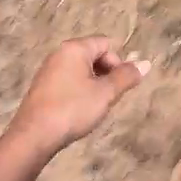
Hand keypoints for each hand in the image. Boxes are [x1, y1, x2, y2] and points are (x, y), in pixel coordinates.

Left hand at [7, 37, 149, 155]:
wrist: (34, 136)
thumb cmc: (72, 109)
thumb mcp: (105, 94)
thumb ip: (126, 77)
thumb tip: (146, 63)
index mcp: (74, 49)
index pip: (106, 44)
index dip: (118, 62)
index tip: (119, 86)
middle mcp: (59, 54)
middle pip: (93, 55)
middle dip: (106, 74)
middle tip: (109, 97)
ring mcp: (48, 71)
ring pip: (81, 70)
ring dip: (94, 85)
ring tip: (95, 106)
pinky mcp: (42, 87)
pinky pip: (69, 81)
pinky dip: (79, 92)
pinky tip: (78, 111)